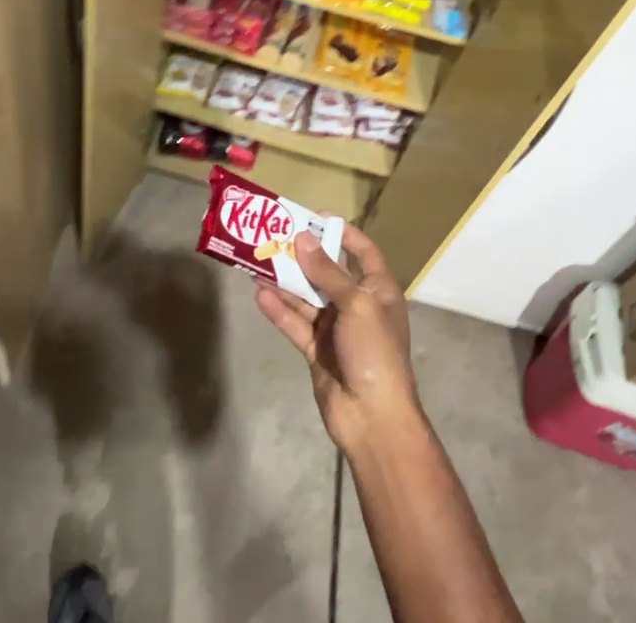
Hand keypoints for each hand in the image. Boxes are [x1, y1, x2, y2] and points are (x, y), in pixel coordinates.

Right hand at [255, 225, 424, 453]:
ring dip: (285, 282)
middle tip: (274, 237)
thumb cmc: (374, 352)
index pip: (363, 252)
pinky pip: (295, 324)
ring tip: (257, 261)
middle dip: (303, 257)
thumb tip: (303, 239)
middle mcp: (357, 306)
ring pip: (306, 299)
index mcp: (379, 291)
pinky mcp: (317, 350)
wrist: (372, 416)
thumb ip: (328, 273)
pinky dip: (279, 310)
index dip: (343, 233)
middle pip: (327, 274)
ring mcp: (336, 329)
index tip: (315, 218)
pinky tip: (259, 294)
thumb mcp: (357, 305)